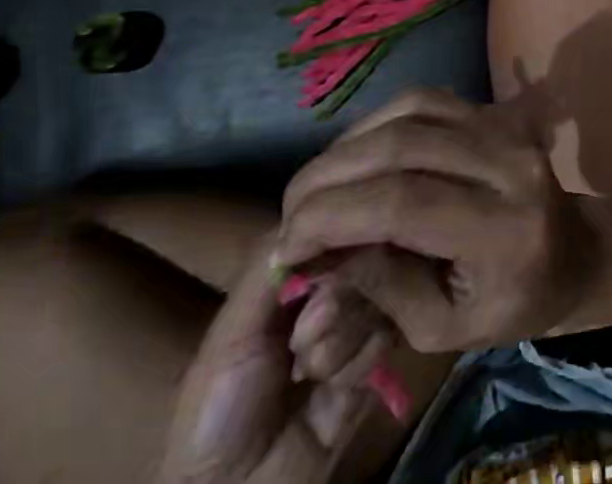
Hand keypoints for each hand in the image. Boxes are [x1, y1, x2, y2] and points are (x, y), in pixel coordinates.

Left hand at [155, 234, 382, 483]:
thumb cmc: (220, 405)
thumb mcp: (233, 328)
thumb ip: (268, 265)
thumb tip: (318, 207)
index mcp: (293, 273)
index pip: (336, 231)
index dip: (335, 250)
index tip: (313, 286)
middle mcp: (332, 286)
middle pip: (365, 261)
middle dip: (335, 306)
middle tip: (301, 345)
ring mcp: (360, 318)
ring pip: (382, 296)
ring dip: (344, 341)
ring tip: (311, 375)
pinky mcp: (382, 352)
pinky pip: (390, 333)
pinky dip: (359, 361)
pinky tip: (334, 387)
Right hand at [274, 88, 599, 352]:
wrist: (580, 253)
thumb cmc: (515, 302)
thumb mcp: (445, 329)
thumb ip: (381, 290)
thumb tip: (312, 257)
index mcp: (506, 230)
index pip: (402, 204)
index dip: (331, 217)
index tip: (286, 246)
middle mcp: (510, 166)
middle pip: (400, 147)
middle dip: (327, 178)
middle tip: (290, 214)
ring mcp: (506, 130)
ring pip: (408, 113)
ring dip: (347, 146)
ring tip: (316, 186)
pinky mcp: (496, 113)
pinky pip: (424, 100)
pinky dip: (377, 122)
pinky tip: (355, 155)